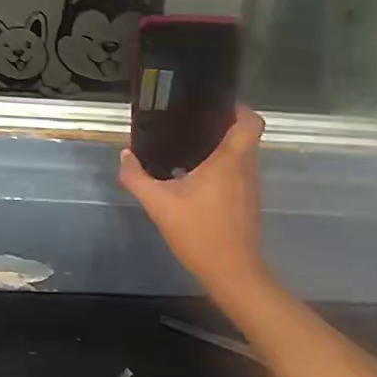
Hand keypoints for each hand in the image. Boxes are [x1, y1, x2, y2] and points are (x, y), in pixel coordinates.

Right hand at [118, 106, 270, 297]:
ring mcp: (251, 186)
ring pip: (244, 154)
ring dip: (224, 146)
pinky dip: (225, 167)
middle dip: (224, 125)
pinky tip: (198, 175)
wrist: (231, 273)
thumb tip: (125, 155)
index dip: (238, 107)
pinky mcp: (248, 202)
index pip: (251, 121)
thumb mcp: (160, 204)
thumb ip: (138, 178)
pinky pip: (240, 172)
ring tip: (193, 144)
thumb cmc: (200, 232)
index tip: (216, 104)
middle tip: (194, 121)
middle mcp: (246, 167)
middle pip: (245, 135)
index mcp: (231, 159)